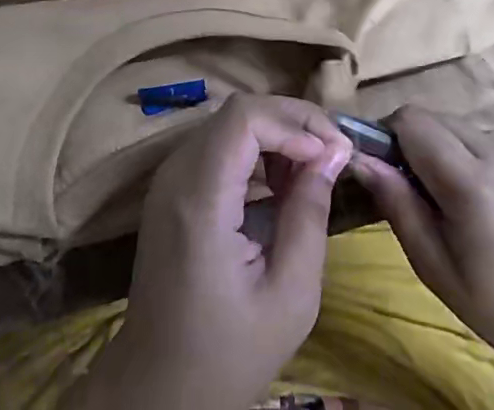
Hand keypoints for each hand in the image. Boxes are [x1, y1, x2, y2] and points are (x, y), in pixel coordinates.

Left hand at [65, 95, 353, 409]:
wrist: (158, 387)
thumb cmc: (228, 352)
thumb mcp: (289, 295)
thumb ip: (309, 215)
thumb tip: (332, 154)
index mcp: (199, 200)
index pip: (244, 119)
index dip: (294, 123)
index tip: (332, 154)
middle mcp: (176, 175)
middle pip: (237, 112)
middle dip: (292, 121)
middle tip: (335, 151)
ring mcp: (169, 179)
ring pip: (229, 123)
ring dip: (277, 133)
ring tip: (316, 167)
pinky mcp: (172, 189)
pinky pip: (218, 146)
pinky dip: (256, 150)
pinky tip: (283, 181)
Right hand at [351, 107, 493, 409]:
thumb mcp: (433, 266)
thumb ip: (396, 203)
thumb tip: (358, 157)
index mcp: (471, 182)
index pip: (410, 120)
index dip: (388, 136)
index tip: (384, 169)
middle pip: (434, 117)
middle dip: (412, 141)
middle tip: (413, 188)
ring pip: (459, 126)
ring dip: (442, 148)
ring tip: (451, 198)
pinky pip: (487, 139)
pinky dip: (471, 155)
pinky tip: (484, 201)